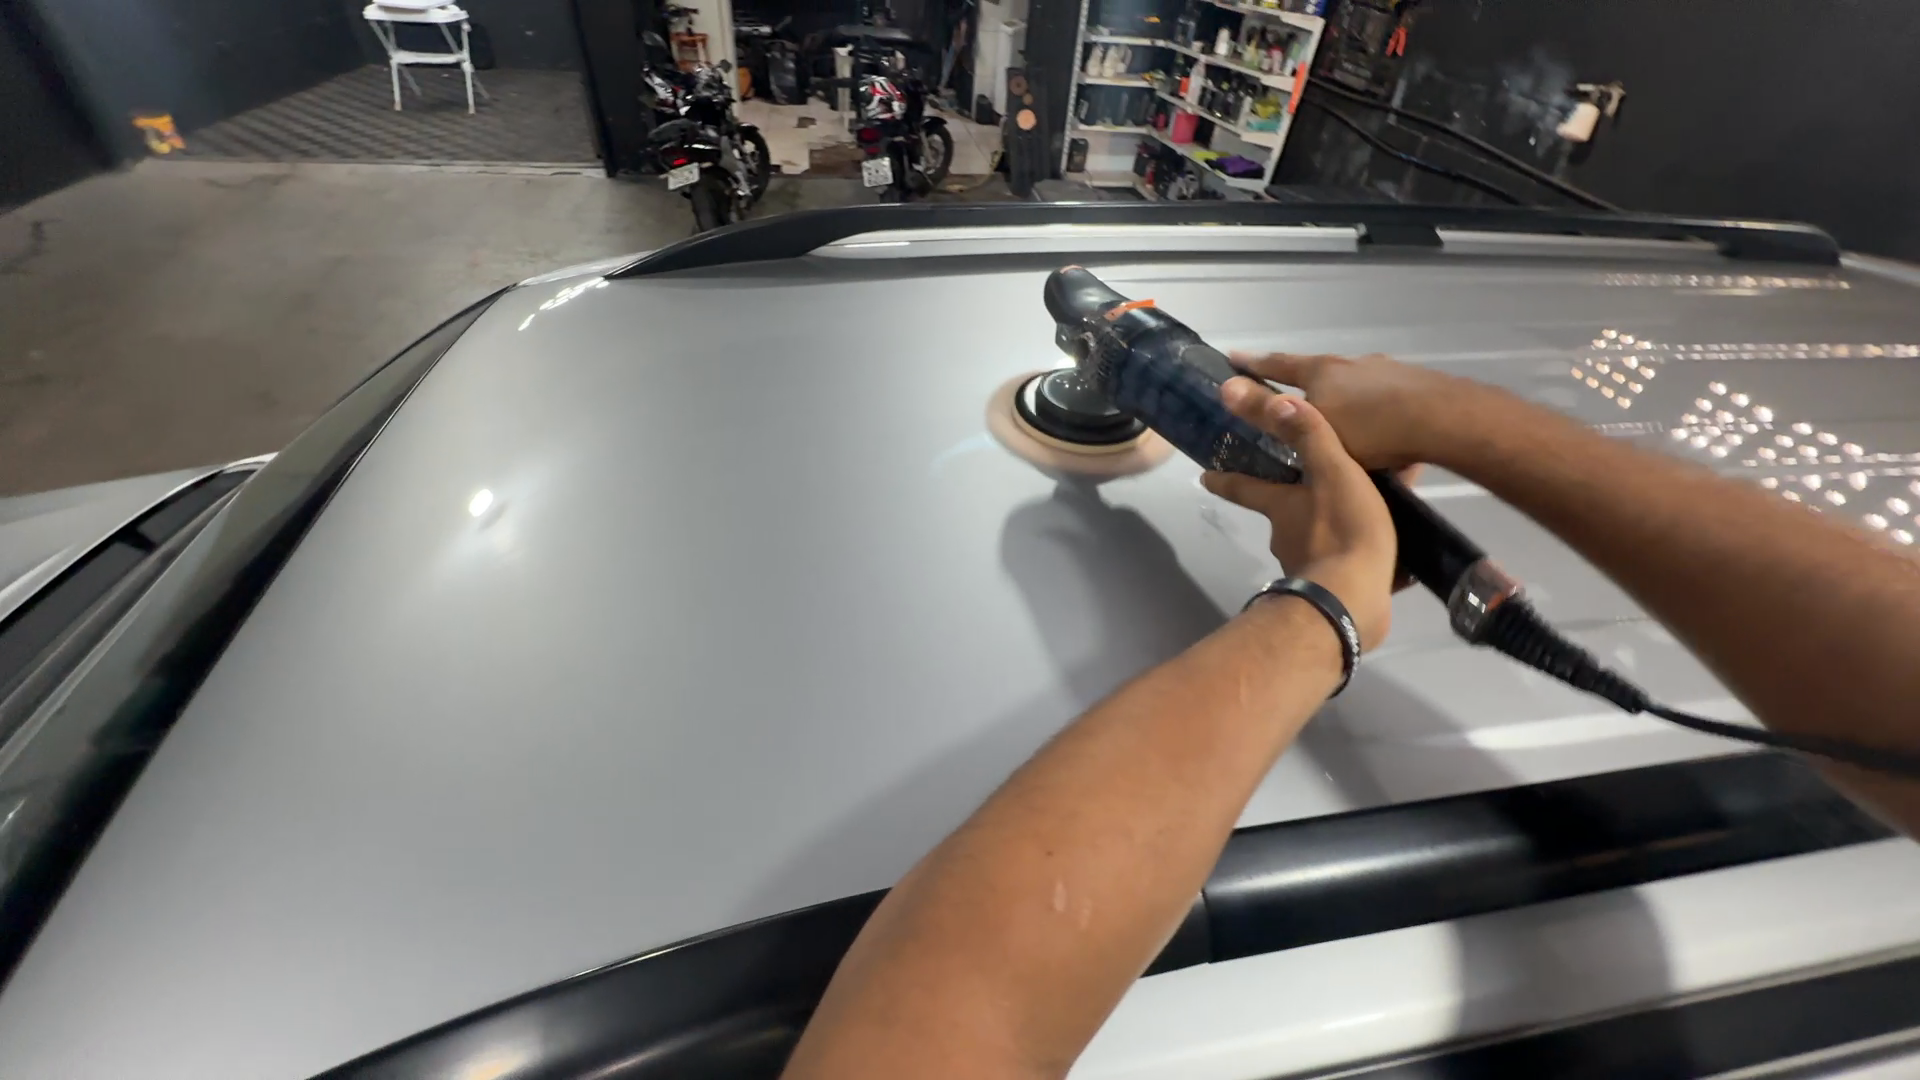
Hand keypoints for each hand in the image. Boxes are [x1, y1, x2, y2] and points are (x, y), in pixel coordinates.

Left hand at [1201, 379, 1398, 650]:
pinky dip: (1356, 555)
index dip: (1223, 479)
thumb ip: (1311, 436)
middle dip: (1297, 501)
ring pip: (1316, 539)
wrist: (1352, 600)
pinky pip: (1342, 565)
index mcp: (1280, 507)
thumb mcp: (1333, 473)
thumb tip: (1277, 400)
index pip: (1242, 488)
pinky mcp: (1330, 591)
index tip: (1203, 476)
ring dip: (1334, 528)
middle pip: (1284, 512)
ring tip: (1367, 517)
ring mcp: (1305, 566)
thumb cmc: (1342, 530)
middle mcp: (1284, 536)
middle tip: (1320, 489)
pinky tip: (1387, 553)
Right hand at [1227, 351, 1481, 469]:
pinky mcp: (1414, 388)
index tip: (1233, 358)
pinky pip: (1380, 400)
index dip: (1253, 363)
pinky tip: (1373, 431)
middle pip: (1316, 372)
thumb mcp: (1309, 425)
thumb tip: (1224, 388)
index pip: (1278, 364)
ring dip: (1338, 398)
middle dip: (1299, 383)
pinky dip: (1368, 412)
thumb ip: (1267, 411)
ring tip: (1332, 420)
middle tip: (1284, 396)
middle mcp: (1352, 364)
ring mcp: (1386, 374)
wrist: (1446, 422)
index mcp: (1322, 370)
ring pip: (1352, 385)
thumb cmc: (1370, 426)